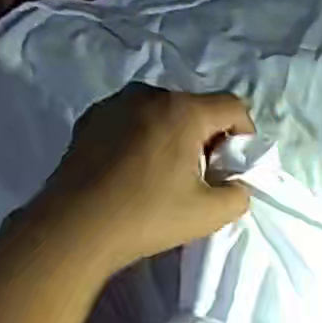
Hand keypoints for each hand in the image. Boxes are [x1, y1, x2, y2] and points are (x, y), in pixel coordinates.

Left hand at [37, 83, 255, 269]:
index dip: (245, 134)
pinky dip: (145, 139)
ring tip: (168, 174)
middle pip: (196, 107)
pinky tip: (137, 173)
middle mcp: (148, 95)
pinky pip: (133, 121)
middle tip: (204, 175)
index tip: (236, 165)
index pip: (232, 106)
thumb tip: (236, 184)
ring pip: (163, 112)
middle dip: (209, 137)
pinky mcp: (91, 120)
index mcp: (182, 111)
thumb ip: (238, 195)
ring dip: (176, 137)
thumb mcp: (210, 215)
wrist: (76, 227)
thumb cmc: (148, 216)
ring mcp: (115, 104)